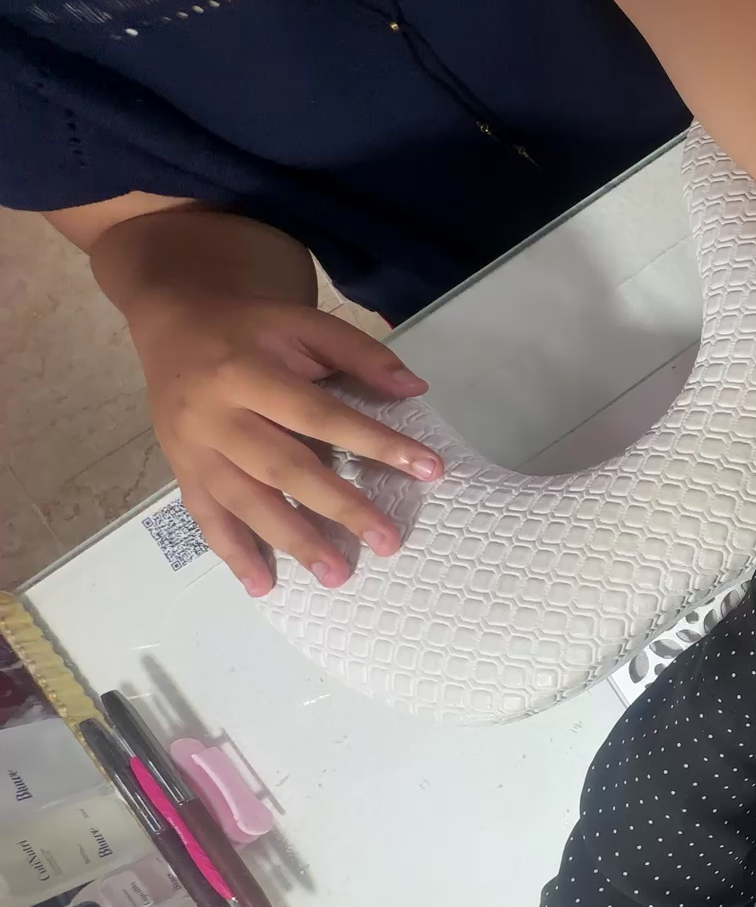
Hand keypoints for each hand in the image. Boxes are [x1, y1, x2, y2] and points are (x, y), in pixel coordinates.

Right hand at [132, 291, 443, 595]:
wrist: (174, 320)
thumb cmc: (257, 329)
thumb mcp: (308, 325)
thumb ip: (363, 356)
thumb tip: (416, 389)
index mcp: (246, 374)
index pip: (323, 415)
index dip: (377, 443)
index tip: (431, 469)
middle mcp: (212, 416)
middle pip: (284, 469)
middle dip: (339, 508)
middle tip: (389, 542)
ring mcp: (190, 448)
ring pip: (244, 502)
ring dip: (292, 542)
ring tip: (337, 575)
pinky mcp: (181, 469)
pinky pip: (207, 517)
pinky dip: (234, 553)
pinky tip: (263, 585)